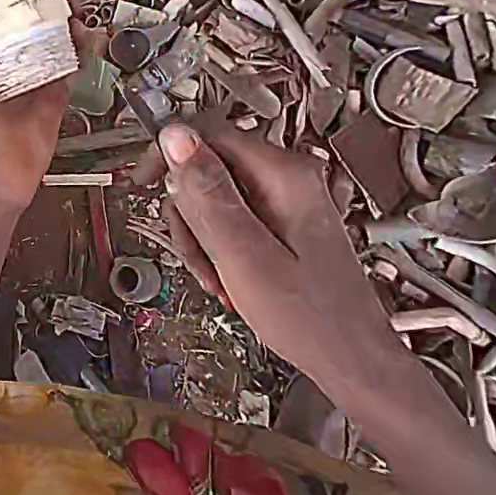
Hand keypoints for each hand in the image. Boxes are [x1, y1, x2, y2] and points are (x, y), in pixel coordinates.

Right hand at [159, 121, 352, 337]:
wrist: (351, 359)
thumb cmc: (309, 318)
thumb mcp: (244, 255)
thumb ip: (207, 194)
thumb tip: (176, 137)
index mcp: (283, 175)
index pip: (206, 134)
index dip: (168, 157)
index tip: (144, 184)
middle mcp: (286, 178)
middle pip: (206, 169)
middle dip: (187, 214)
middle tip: (195, 254)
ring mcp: (284, 200)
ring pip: (212, 197)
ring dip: (200, 237)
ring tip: (214, 275)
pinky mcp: (280, 220)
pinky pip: (229, 219)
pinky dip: (217, 247)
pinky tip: (226, 276)